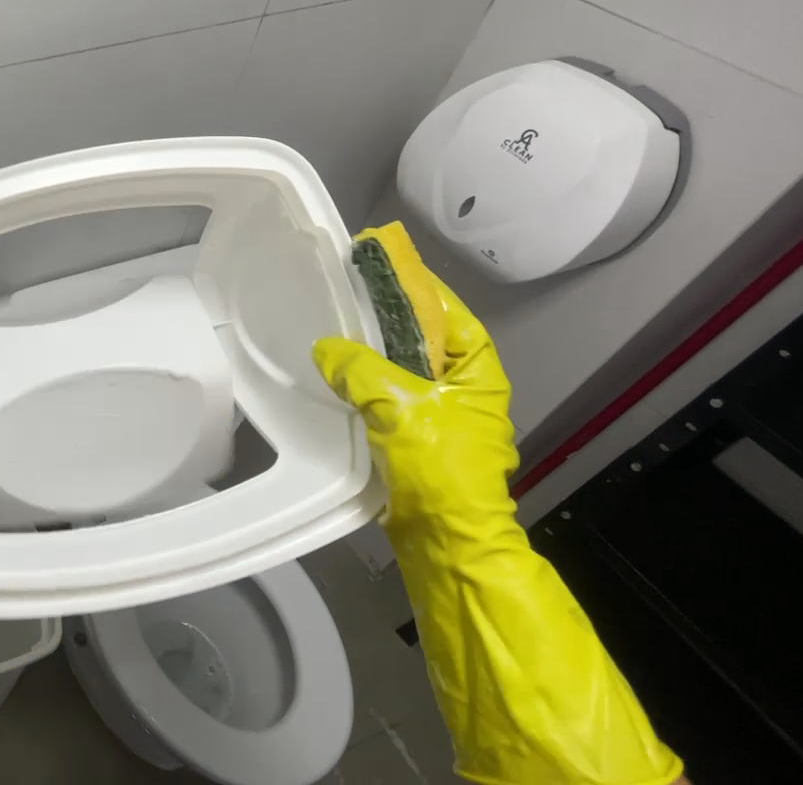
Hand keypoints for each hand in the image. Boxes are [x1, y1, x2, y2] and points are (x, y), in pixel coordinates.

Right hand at [313, 270, 517, 552]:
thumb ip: (359, 368)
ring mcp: (436, 414)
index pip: (451, 314)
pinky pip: (382, 395)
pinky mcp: (410, 436)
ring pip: (398, 368)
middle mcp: (461, 388)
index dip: (420, 287)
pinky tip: (330, 374)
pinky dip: (359, 381)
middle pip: (422, 338)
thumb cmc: (440, 466)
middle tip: (345, 292)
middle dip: (386, 317)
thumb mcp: (401, 406)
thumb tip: (326, 348)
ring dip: (368, 351)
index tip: (383, 263)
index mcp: (477, 373)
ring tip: (330, 326)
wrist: (445, 540)